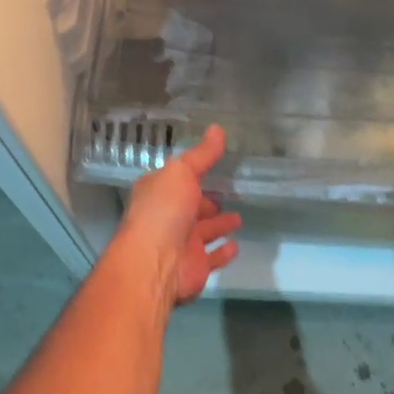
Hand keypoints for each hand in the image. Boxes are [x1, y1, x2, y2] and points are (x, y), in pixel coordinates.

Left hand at [114, 126, 242, 304]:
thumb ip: (201, 154)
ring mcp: (181, 243)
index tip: (214, 165)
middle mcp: (167, 216)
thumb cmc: (163, 211)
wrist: (155, 263)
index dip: (193, 172)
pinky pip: (213, 256)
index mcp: (158, 192)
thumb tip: (217, 128)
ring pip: (204, 231)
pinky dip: (224, 251)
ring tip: (238, 216)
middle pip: (190, 205)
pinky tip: (236, 244)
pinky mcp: (195, 265)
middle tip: (229, 192)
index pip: (177, 179)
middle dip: (206, 200)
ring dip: (219, 224)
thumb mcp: (181, 172)